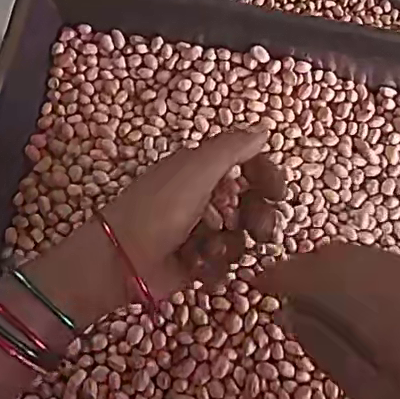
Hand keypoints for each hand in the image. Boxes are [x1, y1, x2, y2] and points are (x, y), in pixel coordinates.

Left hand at [24, 131, 278, 327]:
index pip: (249, 166)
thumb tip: (262, 131)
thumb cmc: (158, 209)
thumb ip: (232, 148)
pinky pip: (224, 263)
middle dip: (257, 218)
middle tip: (254, 229)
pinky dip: (214, 266)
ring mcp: (200, 230)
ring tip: (208, 250)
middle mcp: (203, 197)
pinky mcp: (196, 261)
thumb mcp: (196, 170)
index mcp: (201, 169)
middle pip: (252, 204)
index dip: (267, 177)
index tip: (277, 193)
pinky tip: (198, 266)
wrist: (122, 260)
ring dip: (229, 245)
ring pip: (241, 237)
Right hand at [252, 243, 399, 398]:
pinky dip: (358, 271)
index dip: (281, 276)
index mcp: (395, 319)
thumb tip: (288, 312)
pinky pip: (387, 262)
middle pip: (339, 256)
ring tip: (312, 298)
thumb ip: (328, 349)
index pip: (320, 277)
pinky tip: (353, 299)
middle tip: (280, 292)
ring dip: (329, 267)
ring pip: (363, 254)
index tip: (256, 283)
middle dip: (302, 268)